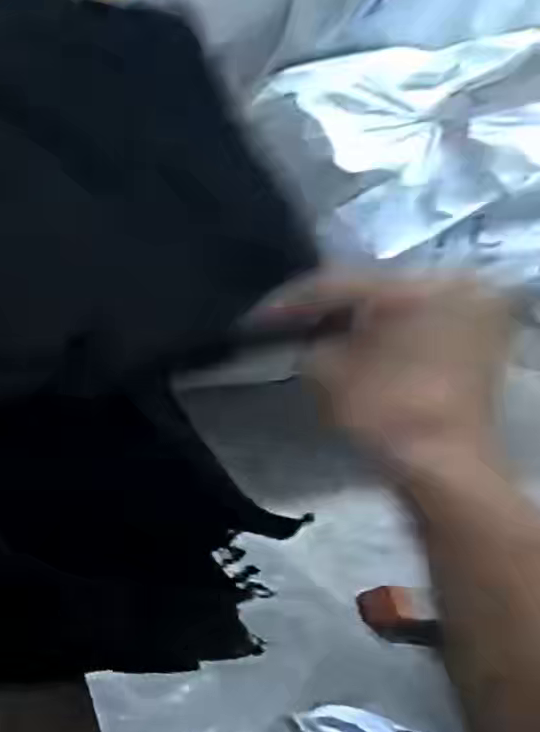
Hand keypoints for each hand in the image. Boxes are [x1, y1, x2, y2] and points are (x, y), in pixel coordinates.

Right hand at [285, 274, 514, 480]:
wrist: (437, 449)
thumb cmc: (375, 404)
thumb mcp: (320, 362)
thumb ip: (307, 333)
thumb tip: (297, 323)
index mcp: (414, 288)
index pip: (331, 282)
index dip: (284, 301)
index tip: (250, 318)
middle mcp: (453, 285)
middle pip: (368, 283)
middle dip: (321, 302)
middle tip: (279, 320)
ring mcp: (475, 304)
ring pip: (395, 295)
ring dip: (352, 310)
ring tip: (310, 327)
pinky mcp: (480, 326)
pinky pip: (419, 310)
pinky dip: (382, 319)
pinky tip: (350, 333)